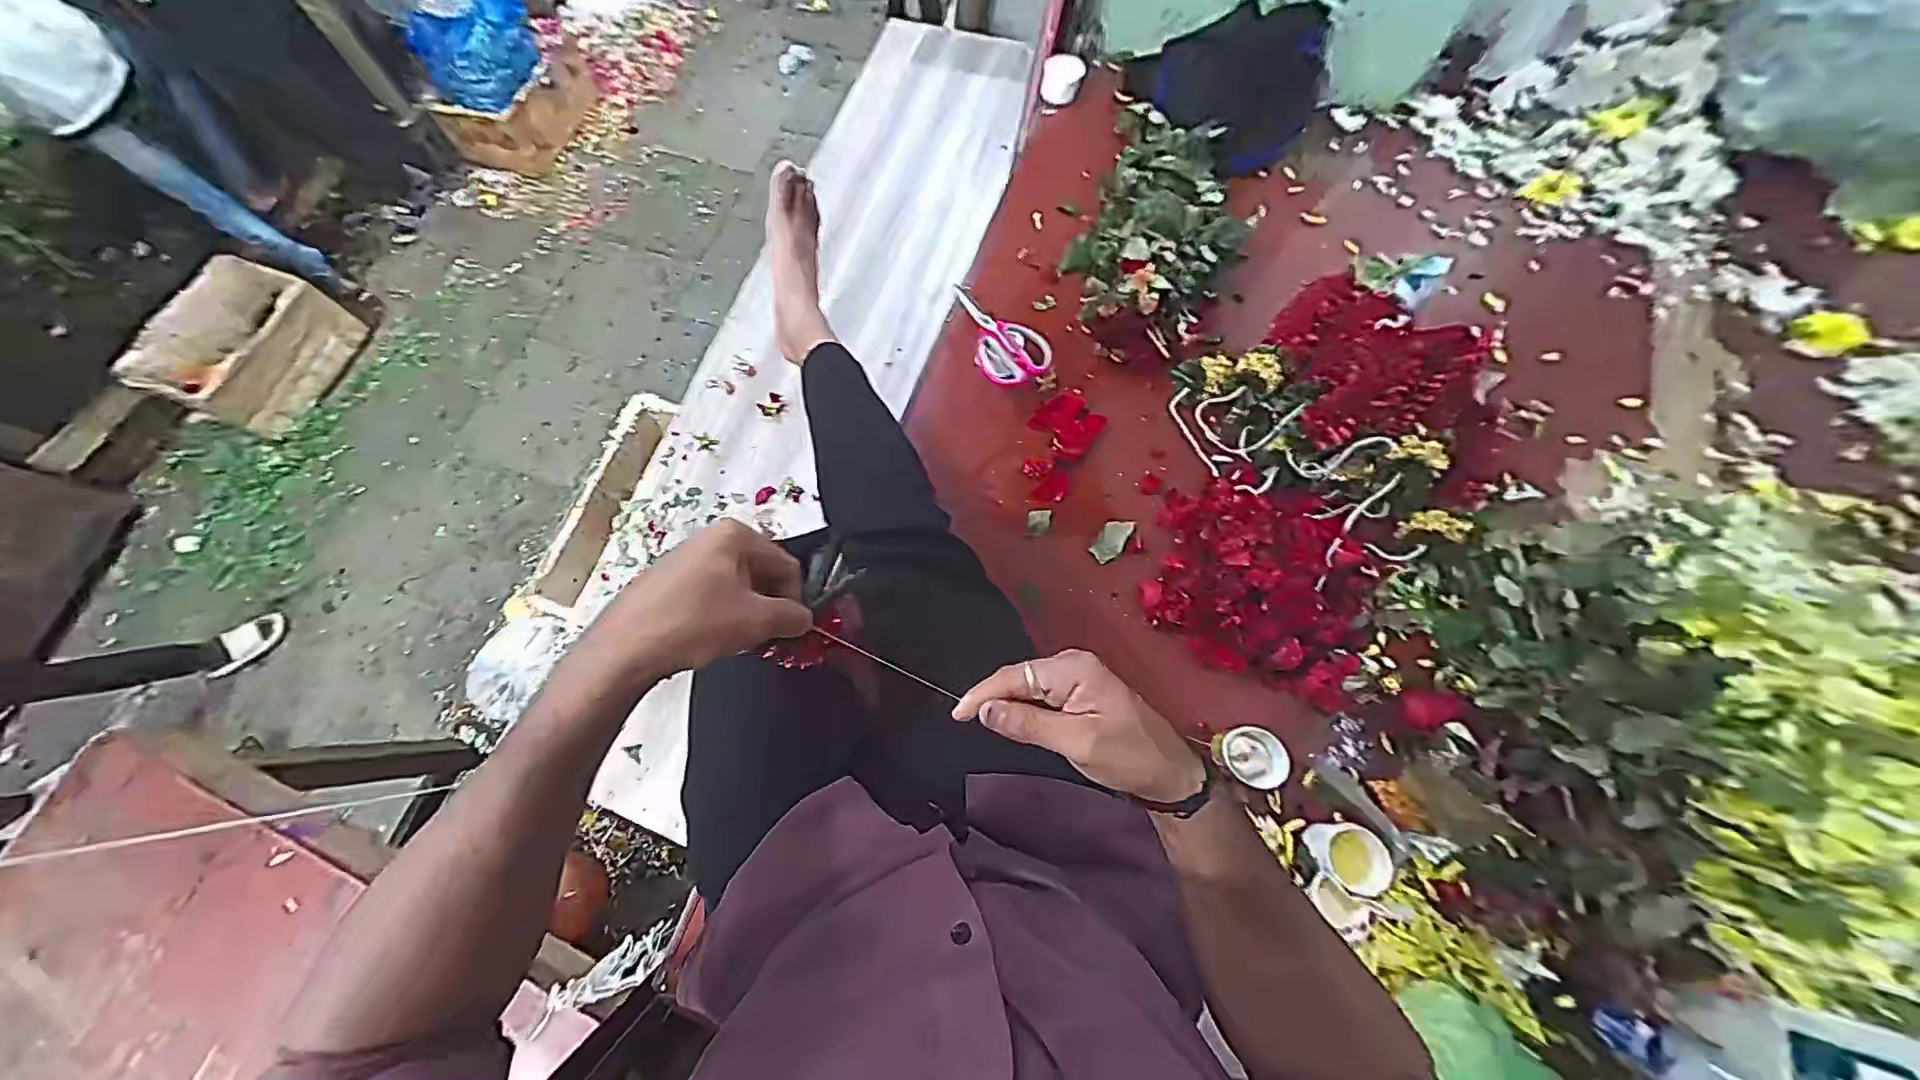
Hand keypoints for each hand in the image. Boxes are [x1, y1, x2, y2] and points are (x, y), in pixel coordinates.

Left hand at [565, 520, 811, 695]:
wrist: (625, 648)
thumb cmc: (693, 623)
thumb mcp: (757, 621)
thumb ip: (793, 617)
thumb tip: (804, 619)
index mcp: (735, 534)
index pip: (787, 565)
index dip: (795, 599)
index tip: (792, 627)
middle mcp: (710, 537)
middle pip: (763, 573)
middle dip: (770, 606)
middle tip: (769, 636)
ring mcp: (687, 557)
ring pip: (738, 586)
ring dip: (748, 613)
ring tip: (740, 640)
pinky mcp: (670, 580)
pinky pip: (712, 594)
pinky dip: (722, 615)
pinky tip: (713, 637)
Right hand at [951, 649, 1205, 803]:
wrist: (1171, 773)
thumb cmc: (1128, 757)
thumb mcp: (1076, 743)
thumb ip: (1028, 725)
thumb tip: (985, 710)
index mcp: (1074, 668)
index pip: (1015, 675)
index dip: (982, 693)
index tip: (956, 714)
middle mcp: (1073, 664)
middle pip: (1019, 678)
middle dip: (992, 698)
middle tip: (964, 722)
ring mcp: (1078, 676)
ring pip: (1028, 688)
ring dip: (1007, 705)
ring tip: (981, 723)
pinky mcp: (1080, 692)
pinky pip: (1042, 696)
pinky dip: (1024, 711)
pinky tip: (1012, 723)